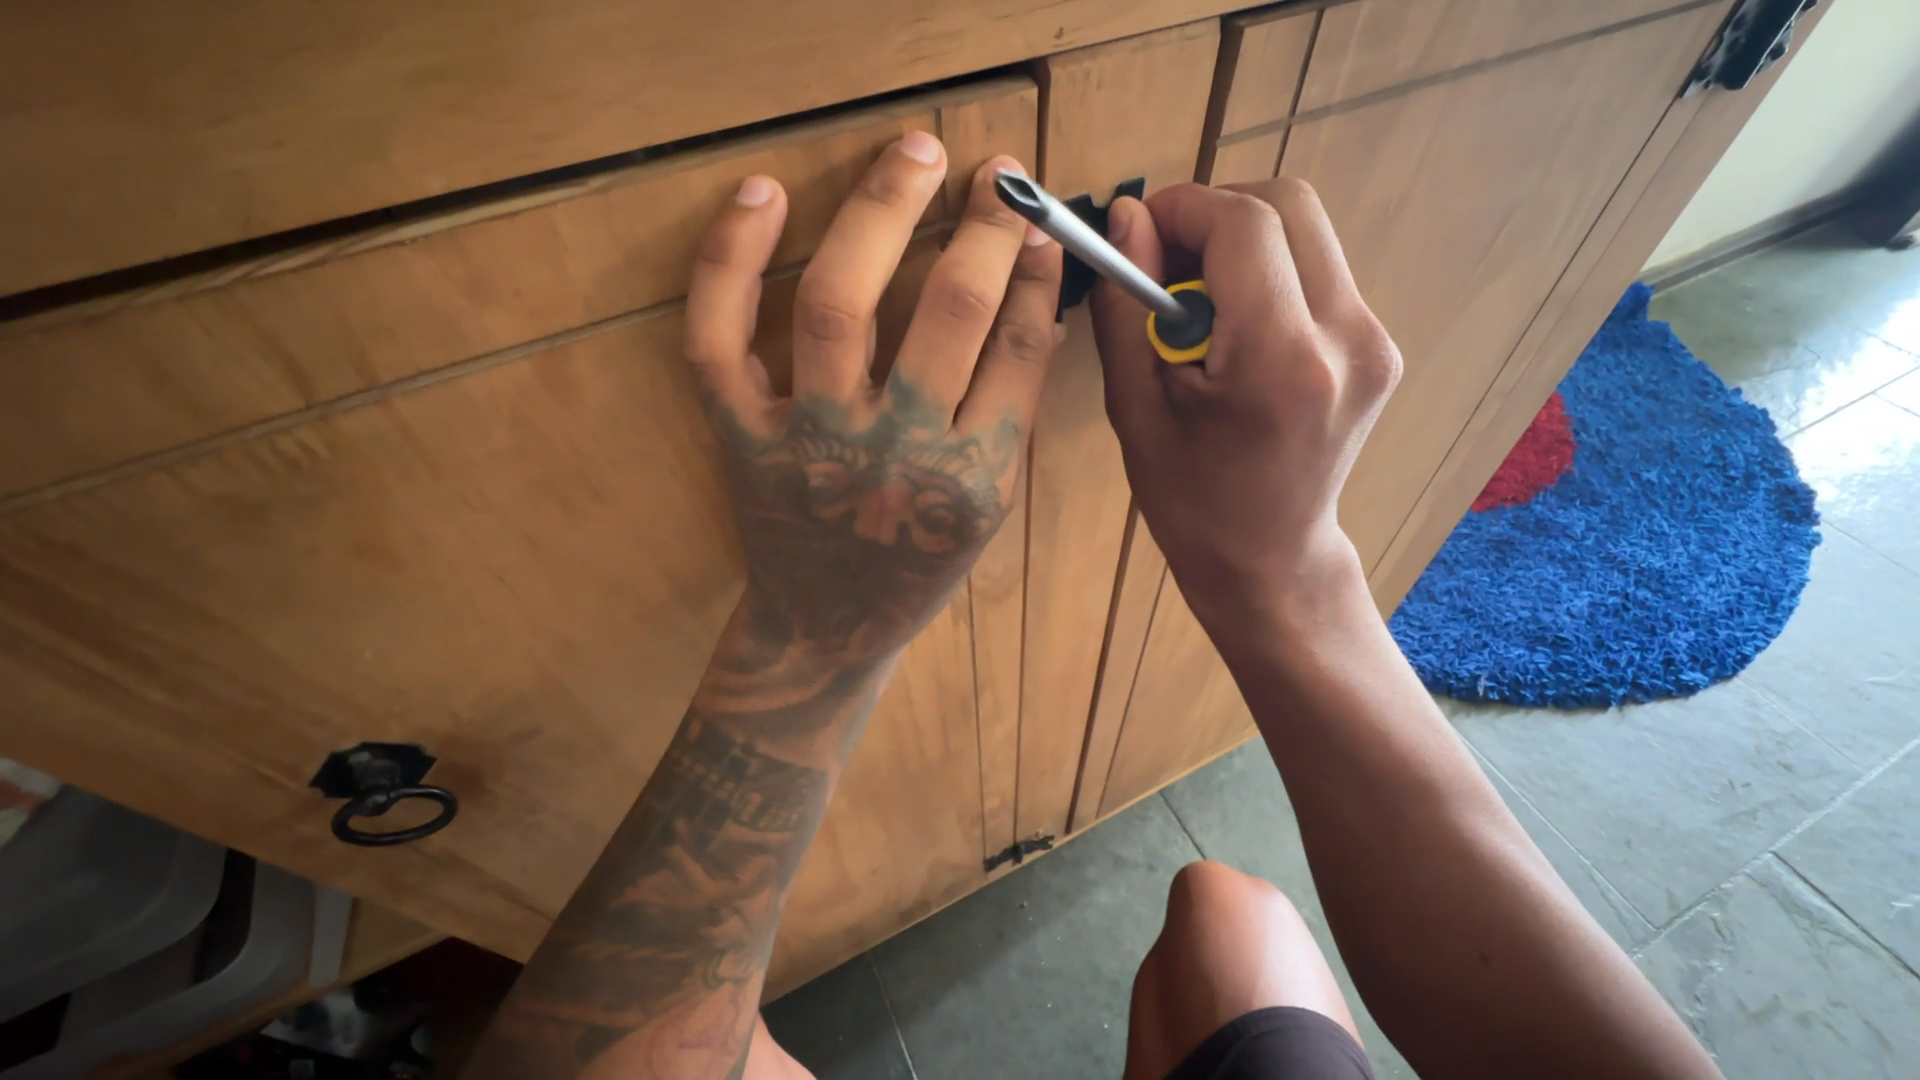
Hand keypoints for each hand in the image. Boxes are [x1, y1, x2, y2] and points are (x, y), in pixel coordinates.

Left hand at [685, 133, 1062, 669]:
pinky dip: (729, 262)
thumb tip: (1025, 292)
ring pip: (838, 306)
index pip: (1019, 345)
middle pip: (946, 313)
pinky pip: (718, 340)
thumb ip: (1010, 409)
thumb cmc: (916, 567)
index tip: (1034, 215)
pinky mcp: (742, 439)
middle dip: (980, 227)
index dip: (1031, 266)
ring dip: (879, 213)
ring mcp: (811, 444)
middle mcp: (896, 455)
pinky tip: (762, 195)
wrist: (827, 627)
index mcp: (974, 477)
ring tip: (914, 152)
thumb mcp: (989, 505)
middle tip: (996, 171)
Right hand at [1090, 180, 1400, 635]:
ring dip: (1239, 242)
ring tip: (1194, 302)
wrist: (1269, 558)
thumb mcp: (1135, 410)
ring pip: (1306, 231)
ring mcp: (1374, 340)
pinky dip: (1265, 272)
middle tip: (1163, 263)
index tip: (1136, 235)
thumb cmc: (1189, 500)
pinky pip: (1318, 268)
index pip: (1244, 225)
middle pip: (1288, 206)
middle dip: (1213, 214)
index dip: (1181, 208)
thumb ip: (1128, 307)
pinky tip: (1231, 326)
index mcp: (1281, 363)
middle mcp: (1347, 338)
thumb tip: (1126, 218)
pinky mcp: (1378, 346)